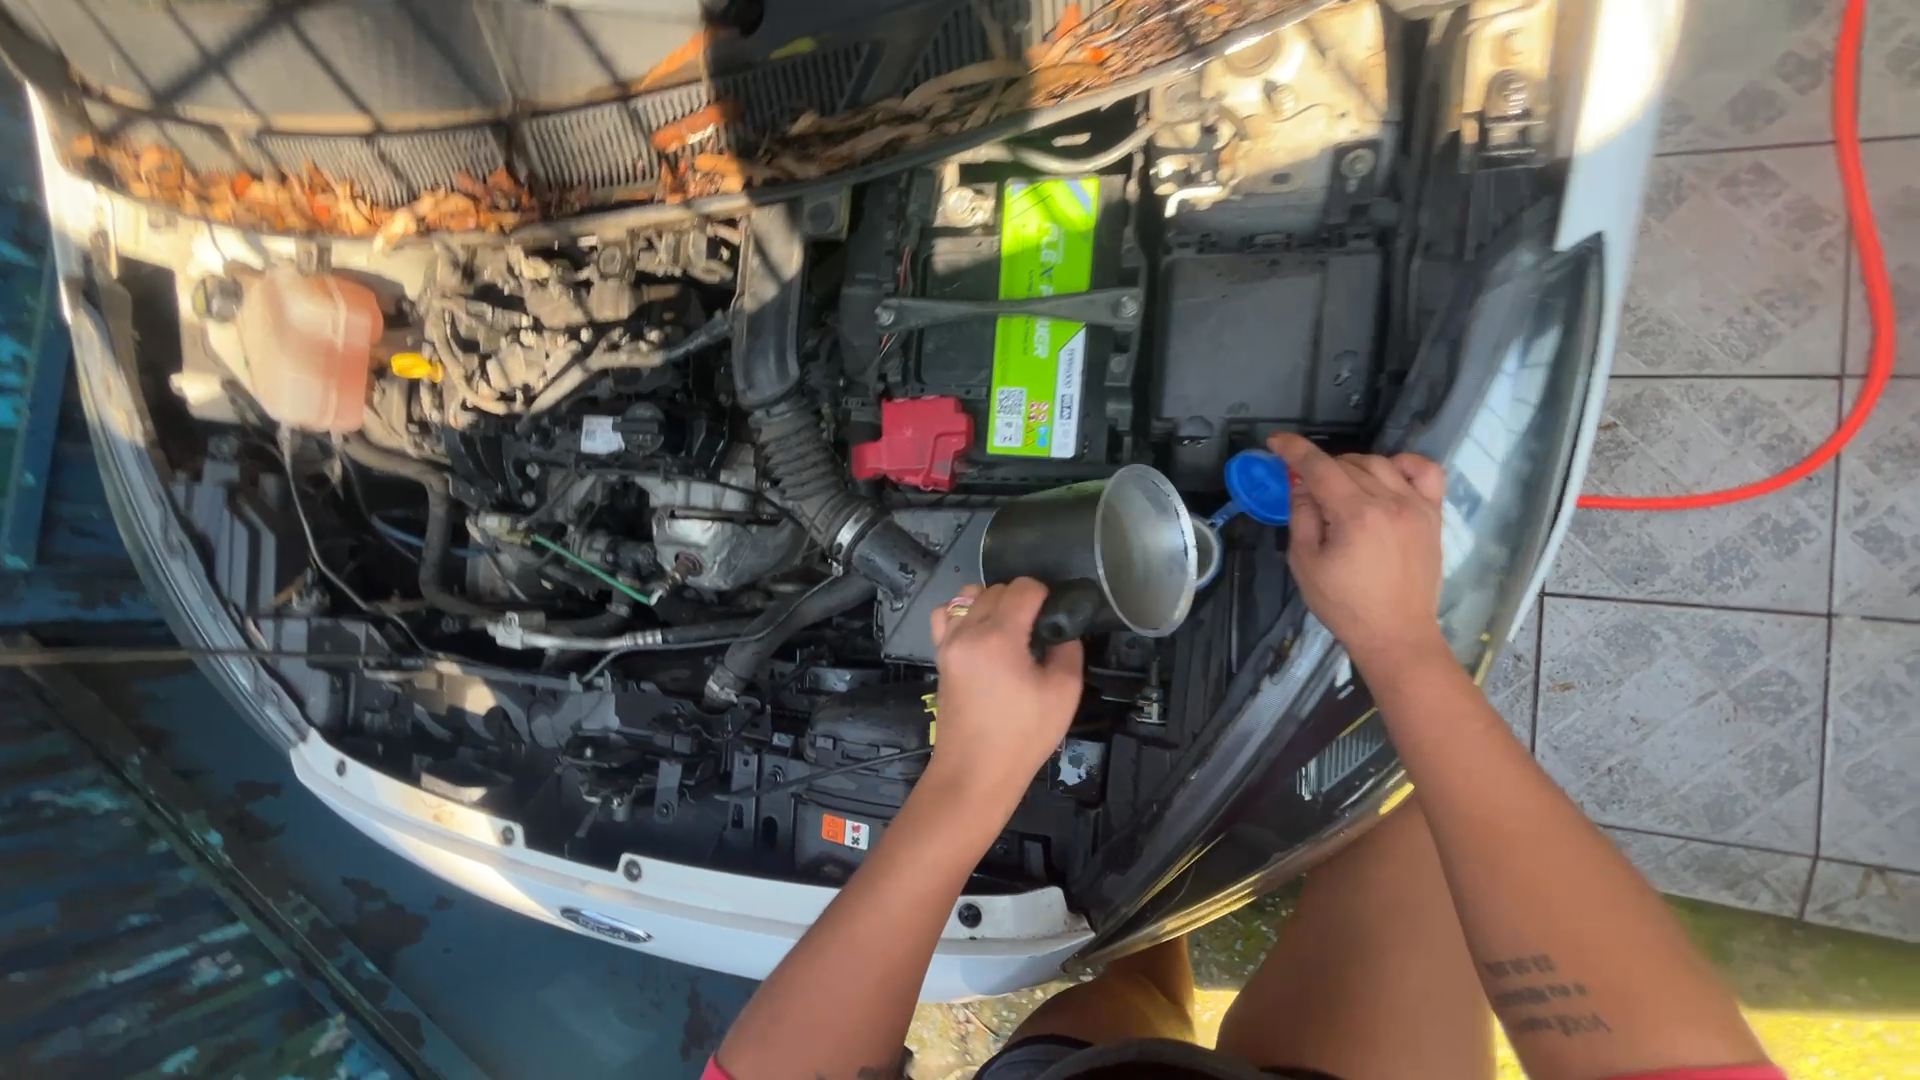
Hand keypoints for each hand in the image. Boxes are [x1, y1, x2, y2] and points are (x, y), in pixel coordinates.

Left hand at [925, 579, 1083, 809]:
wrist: (975, 772)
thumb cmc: (1023, 735)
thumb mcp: (1064, 693)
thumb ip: (1068, 650)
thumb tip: (1062, 630)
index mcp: (999, 636)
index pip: (1023, 588)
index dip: (1045, 594)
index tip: (1056, 615)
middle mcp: (967, 631)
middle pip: (996, 589)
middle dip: (1021, 599)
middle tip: (1039, 628)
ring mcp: (948, 642)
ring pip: (968, 595)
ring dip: (991, 601)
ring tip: (1010, 629)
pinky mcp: (940, 655)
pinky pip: (944, 615)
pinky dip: (962, 613)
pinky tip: (980, 633)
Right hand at [1267, 433, 1451, 670]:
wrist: (1395, 633)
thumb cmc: (1343, 603)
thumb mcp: (1304, 563)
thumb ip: (1301, 516)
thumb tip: (1302, 486)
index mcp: (1355, 515)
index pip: (1319, 467)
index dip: (1294, 450)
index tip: (1276, 442)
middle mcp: (1389, 502)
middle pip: (1347, 463)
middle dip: (1319, 467)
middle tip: (1304, 487)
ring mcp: (1417, 506)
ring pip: (1379, 463)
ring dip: (1351, 466)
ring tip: (1338, 487)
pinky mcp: (1433, 515)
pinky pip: (1424, 471)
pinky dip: (1401, 464)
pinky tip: (1385, 476)